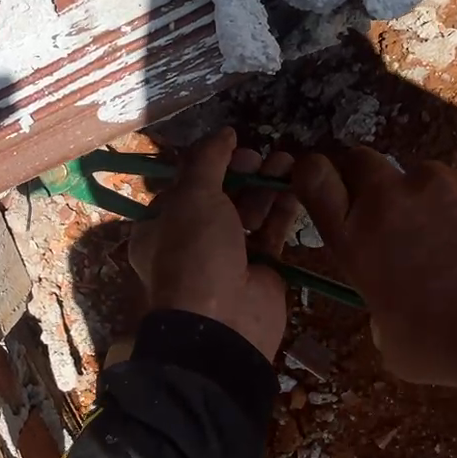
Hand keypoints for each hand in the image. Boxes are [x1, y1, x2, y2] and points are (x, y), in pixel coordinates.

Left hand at [129, 129, 303, 360]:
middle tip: (263, 157)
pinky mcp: (259, 269)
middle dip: (241, 172)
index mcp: (160, 227)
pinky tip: (297, 186)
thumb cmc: (195, 254)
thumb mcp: (192, 198)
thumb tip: (224, 133)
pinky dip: (282, 209)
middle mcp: (189, 241)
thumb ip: (208, 161)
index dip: (209, 163)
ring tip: (287, 162)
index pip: (184, 186)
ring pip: (247, 211)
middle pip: (219, 196)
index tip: (233, 147)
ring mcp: (226, 257)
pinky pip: (270, 232)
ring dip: (265, 186)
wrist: (222, 324)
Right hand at [292, 151, 456, 412]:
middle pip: (359, 159)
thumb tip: (388, 306)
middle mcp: (389, 200)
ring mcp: (440, 183)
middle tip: (383, 209)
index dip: (310, 172)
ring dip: (422, 198)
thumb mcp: (392, 342)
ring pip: (417, 176)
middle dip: (364, 177)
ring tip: (451, 238)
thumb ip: (376, 308)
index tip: (317, 181)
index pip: (312, 177)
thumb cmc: (454, 344)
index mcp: (355, 238)